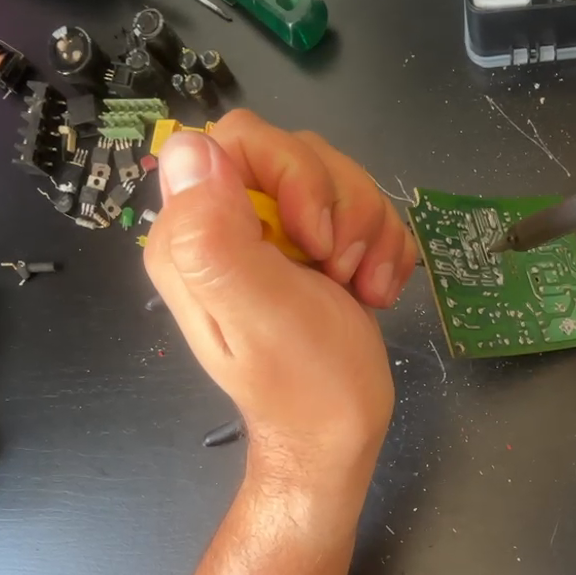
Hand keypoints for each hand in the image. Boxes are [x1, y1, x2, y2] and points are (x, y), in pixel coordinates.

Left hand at [146, 111, 417, 488]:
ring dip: (370, 233)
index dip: (294, 175)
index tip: (316, 240)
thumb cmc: (306, 385)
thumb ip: (216, 236)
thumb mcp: (259, 314)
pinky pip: (364, 209)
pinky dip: (384, 247)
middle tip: (341, 271)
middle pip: (299, 152)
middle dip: (342, 210)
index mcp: (194, 236)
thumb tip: (191, 149)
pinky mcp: (315, 248)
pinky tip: (373, 291)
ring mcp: (275, 235)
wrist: (341, 434)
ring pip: (340, 178)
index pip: (241, 140)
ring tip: (361, 289)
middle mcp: (227, 224)